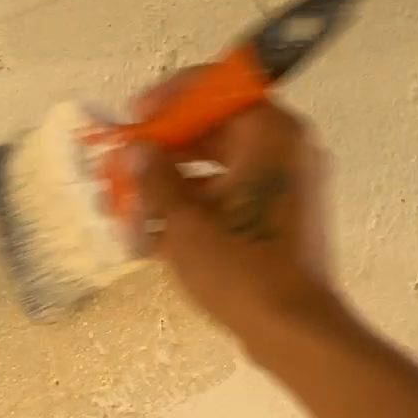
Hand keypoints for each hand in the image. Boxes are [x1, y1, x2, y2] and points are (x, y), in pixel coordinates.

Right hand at [132, 68, 341, 344]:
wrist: (291, 327)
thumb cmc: (240, 268)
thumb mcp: (184, 221)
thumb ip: (156, 178)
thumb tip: (137, 150)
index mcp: (271, 133)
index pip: (216, 90)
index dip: (168, 100)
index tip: (133, 117)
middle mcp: (285, 150)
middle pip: (215, 132)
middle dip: (164, 153)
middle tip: (126, 168)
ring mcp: (285, 186)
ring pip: (218, 172)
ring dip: (172, 189)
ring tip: (131, 212)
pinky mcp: (279, 220)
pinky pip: (230, 200)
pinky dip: (194, 212)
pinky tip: (155, 238)